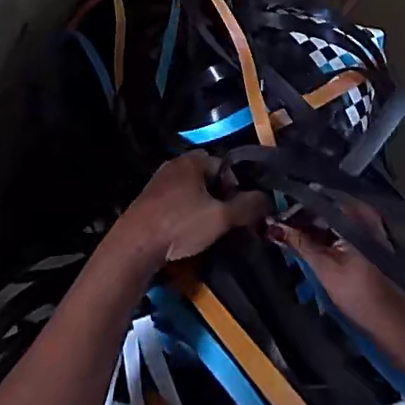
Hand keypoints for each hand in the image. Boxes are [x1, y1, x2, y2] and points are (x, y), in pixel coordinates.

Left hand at [113, 151, 270, 267]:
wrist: (135, 244)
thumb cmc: (180, 224)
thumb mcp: (220, 217)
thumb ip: (247, 207)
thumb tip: (268, 199)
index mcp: (192, 160)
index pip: (225, 166)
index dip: (238, 188)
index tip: (242, 211)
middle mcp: (175, 164)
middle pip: (209, 179)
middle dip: (222, 199)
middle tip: (229, 222)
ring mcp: (160, 181)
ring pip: (193, 191)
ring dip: (204, 208)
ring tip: (211, 231)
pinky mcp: (150, 200)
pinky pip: (177, 202)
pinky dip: (187, 214)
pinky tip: (188, 233)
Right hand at [269, 198, 404, 328]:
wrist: (397, 327)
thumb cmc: (361, 295)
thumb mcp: (324, 267)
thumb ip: (298, 242)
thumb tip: (273, 226)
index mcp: (355, 212)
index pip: (316, 198)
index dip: (292, 208)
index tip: (272, 218)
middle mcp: (364, 213)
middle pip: (324, 208)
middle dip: (301, 220)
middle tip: (277, 230)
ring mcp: (369, 228)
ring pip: (331, 221)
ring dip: (311, 230)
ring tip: (288, 240)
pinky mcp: (369, 244)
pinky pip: (340, 232)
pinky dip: (324, 238)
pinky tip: (307, 248)